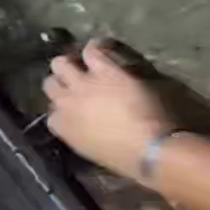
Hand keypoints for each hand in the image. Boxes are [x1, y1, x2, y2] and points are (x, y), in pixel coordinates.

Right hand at [43, 39, 175, 182]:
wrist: (158, 150)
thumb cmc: (134, 161)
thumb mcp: (98, 152)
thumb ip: (86, 134)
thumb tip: (91, 127)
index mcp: (61, 126)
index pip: (53, 111)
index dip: (66, 107)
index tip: (81, 110)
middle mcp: (64, 103)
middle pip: (51, 84)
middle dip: (64, 83)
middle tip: (82, 83)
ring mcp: (83, 85)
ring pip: (61, 63)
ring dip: (74, 64)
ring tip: (90, 64)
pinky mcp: (106, 71)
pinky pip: (93, 50)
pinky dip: (98, 48)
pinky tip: (107, 49)